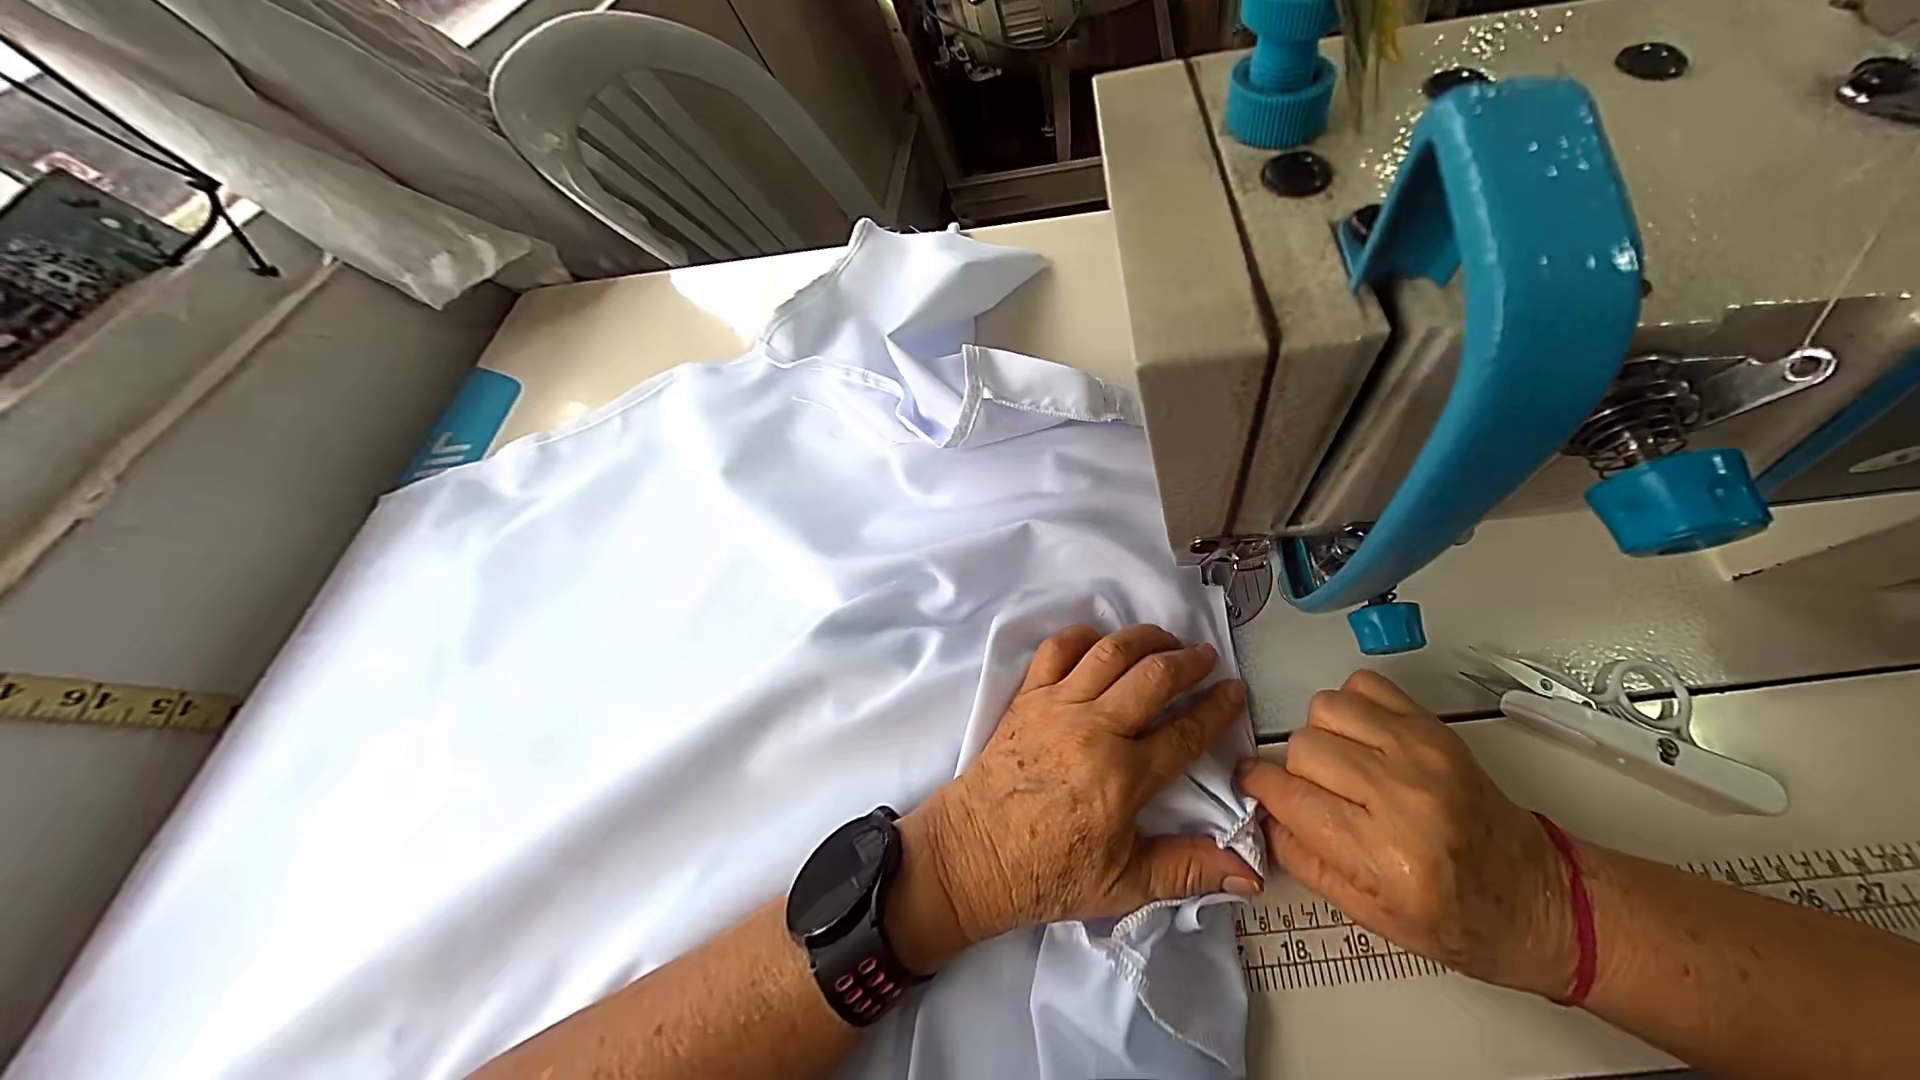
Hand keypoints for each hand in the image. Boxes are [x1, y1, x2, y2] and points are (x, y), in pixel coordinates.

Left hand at [890, 624, 1258, 968]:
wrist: (974, 854)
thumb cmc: (1047, 873)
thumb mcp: (1124, 885)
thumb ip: (1187, 870)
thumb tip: (1249, 872)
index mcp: (1123, 777)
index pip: (1185, 732)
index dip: (1216, 709)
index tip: (1233, 692)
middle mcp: (1093, 730)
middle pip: (1153, 677)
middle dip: (1189, 661)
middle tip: (1206, 657)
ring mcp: (1056, 707)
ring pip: (1109, 653)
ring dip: (1143, 638)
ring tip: (1165, 639)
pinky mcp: (1027, 698)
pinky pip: (1055, 651)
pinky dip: (1080, 636)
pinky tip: (1098, 640)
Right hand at [1234, 671, 1575, 997]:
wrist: (1539, 900)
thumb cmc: (1456, 917)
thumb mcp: (1364, 912)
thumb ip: (1298, 855)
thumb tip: (1260, 807)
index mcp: (1385, 856)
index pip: (1287, 794)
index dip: (1257, 786)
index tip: (1254, 785)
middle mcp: (1405, 798)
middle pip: (1302, 747)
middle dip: (1296, 769)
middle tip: (1317, 792)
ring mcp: (1423, 755)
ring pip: (1325, 709)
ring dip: (1322, 734)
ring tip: (1343, 763)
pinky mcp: (1436, 730)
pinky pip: (1363, 686)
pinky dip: (1352, 705)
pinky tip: (1364, 738)